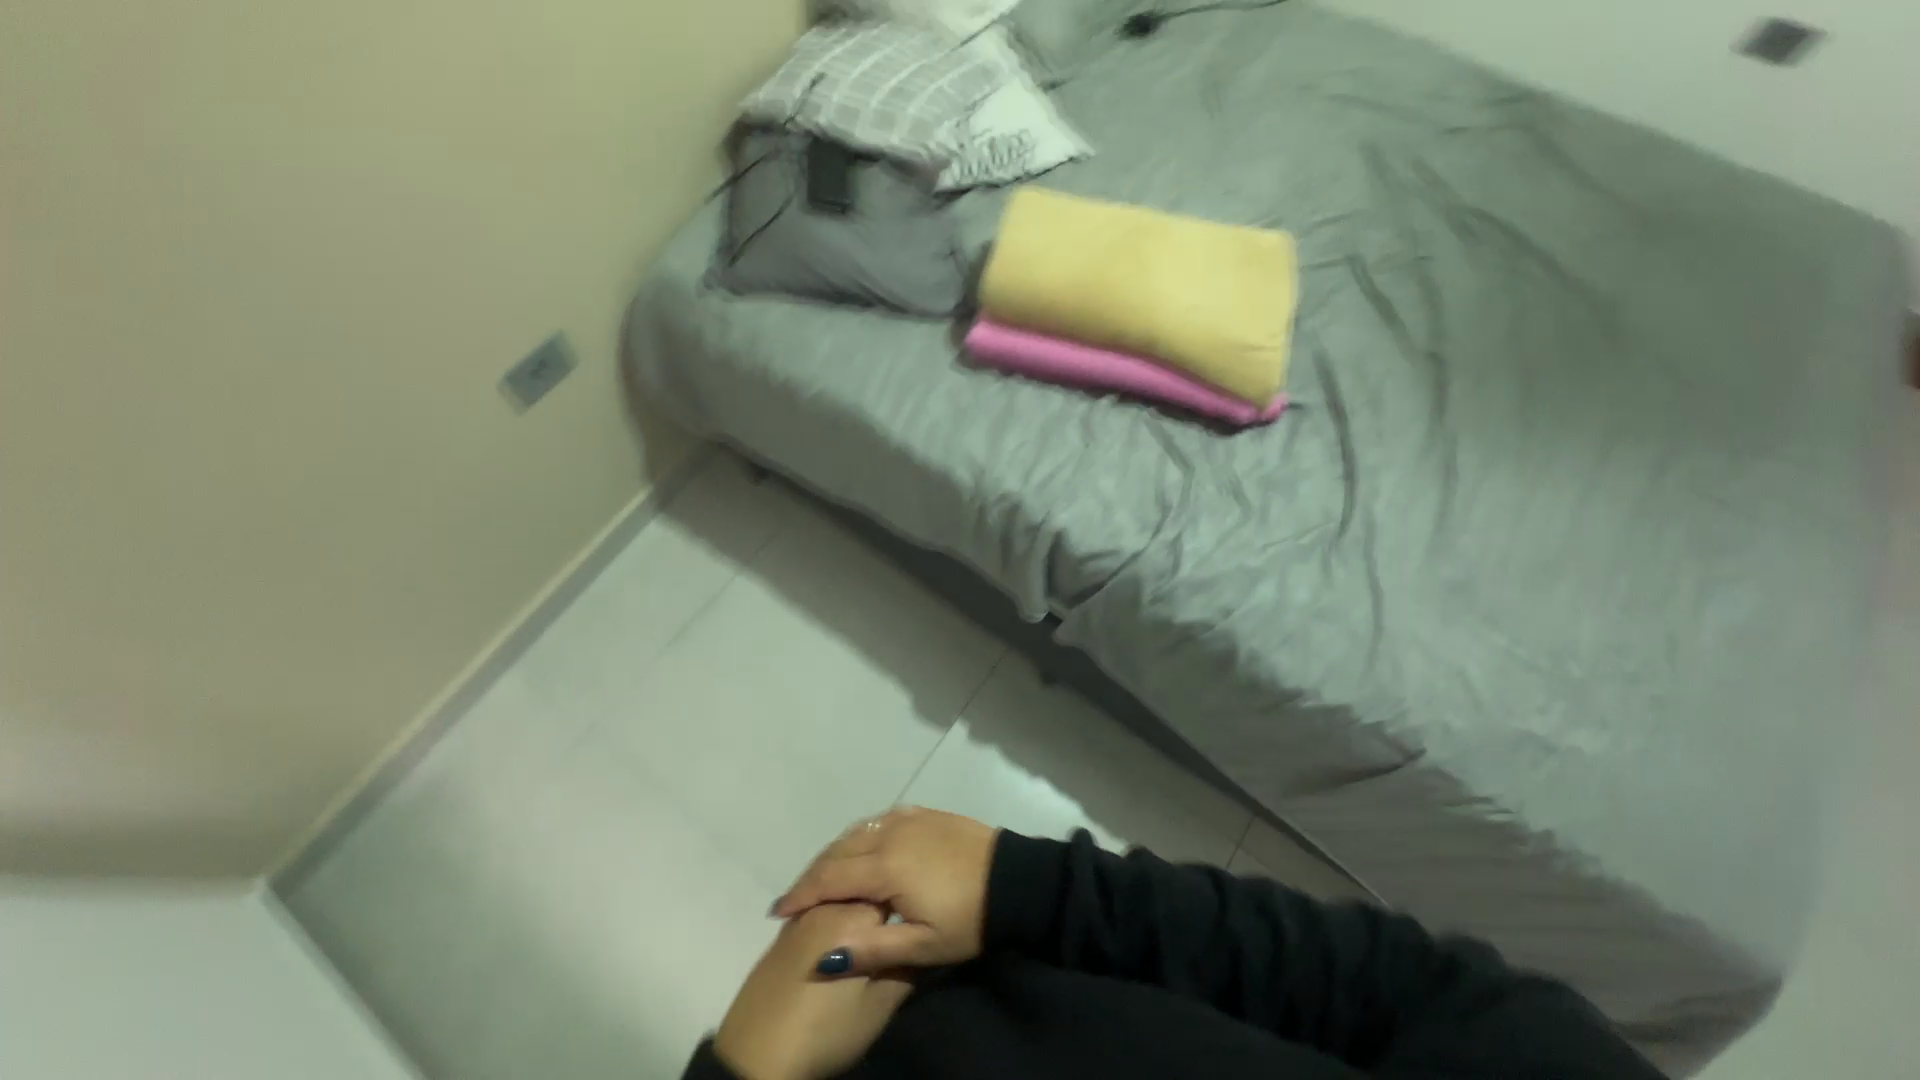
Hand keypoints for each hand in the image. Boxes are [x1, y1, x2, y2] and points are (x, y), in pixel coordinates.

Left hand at [712, 903, 912, 1079]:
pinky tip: (841, 948)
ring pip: (844, 900)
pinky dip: (837, 924)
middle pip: (868, 891)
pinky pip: (822, 913)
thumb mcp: (879, 1007)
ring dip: (860, 914)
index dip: (911, 908)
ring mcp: (802, 916)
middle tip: (897, 937)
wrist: (755, 1055)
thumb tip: (924, 943)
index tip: (920, 924)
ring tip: (871, 942)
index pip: (897, 893)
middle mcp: (827, 904)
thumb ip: (908, 966)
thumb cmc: (826, 1031)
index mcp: (855, 915)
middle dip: (886, 907)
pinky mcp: (785, 933)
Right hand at [771, 807, 998, 976]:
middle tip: (797, 897)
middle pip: (838, 851)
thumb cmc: (968, 919)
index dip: (801, 894)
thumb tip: (822, 955)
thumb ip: (872, 948)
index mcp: (885, 866)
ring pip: (856, 832)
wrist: (1016, 881)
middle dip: (813, 874)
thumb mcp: (922, 946)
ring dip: (835, 853)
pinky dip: (860, 835)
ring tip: (823, 877)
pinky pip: (879, 821)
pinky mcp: (925, 813)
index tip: (778, 911)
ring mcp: (908, 819)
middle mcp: (889, 834)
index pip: (829, 878)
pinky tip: (860, 848)